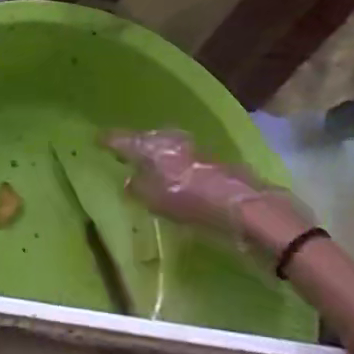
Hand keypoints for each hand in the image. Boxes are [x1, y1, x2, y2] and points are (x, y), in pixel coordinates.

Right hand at [101, 130, 313, 257]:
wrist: (255, 214)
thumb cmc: (198, 206)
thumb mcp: (159, 201)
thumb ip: (141, 190)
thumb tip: (130, 181)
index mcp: (156, 148)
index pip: (126, 140)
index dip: (111, 141)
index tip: (97, 140)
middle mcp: (177, 144)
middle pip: (152, 139)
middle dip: (139, 144)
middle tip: (127, 153)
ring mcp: (201, 154)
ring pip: (173, 148)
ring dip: (162, 156)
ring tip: (152, 167)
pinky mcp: (221, 169)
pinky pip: (190, 162)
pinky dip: (181, 168)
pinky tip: (181, 180)